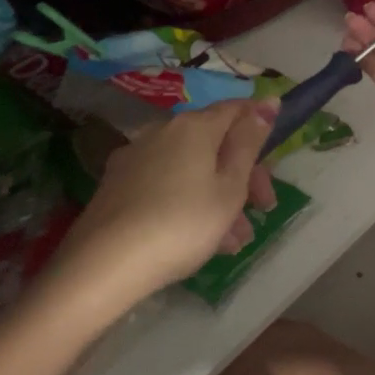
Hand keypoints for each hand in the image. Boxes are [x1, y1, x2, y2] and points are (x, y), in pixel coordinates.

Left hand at [54, 97, 280, 300]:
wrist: (99, 271)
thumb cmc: (181, 224)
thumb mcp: (230, 186)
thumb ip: (250, 142)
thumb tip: (268, 102)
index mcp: (195, 126)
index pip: (238, 109)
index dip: (261, 127)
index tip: (276, 161)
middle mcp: (163, 132)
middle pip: (215, 143)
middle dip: (243, 174)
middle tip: (261, 210)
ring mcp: (134, 160)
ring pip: (191, 170)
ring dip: (218, 197)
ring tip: (233, 242)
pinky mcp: (114, 189)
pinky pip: (164, 186)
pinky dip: (187, 203)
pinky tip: (197, 241)